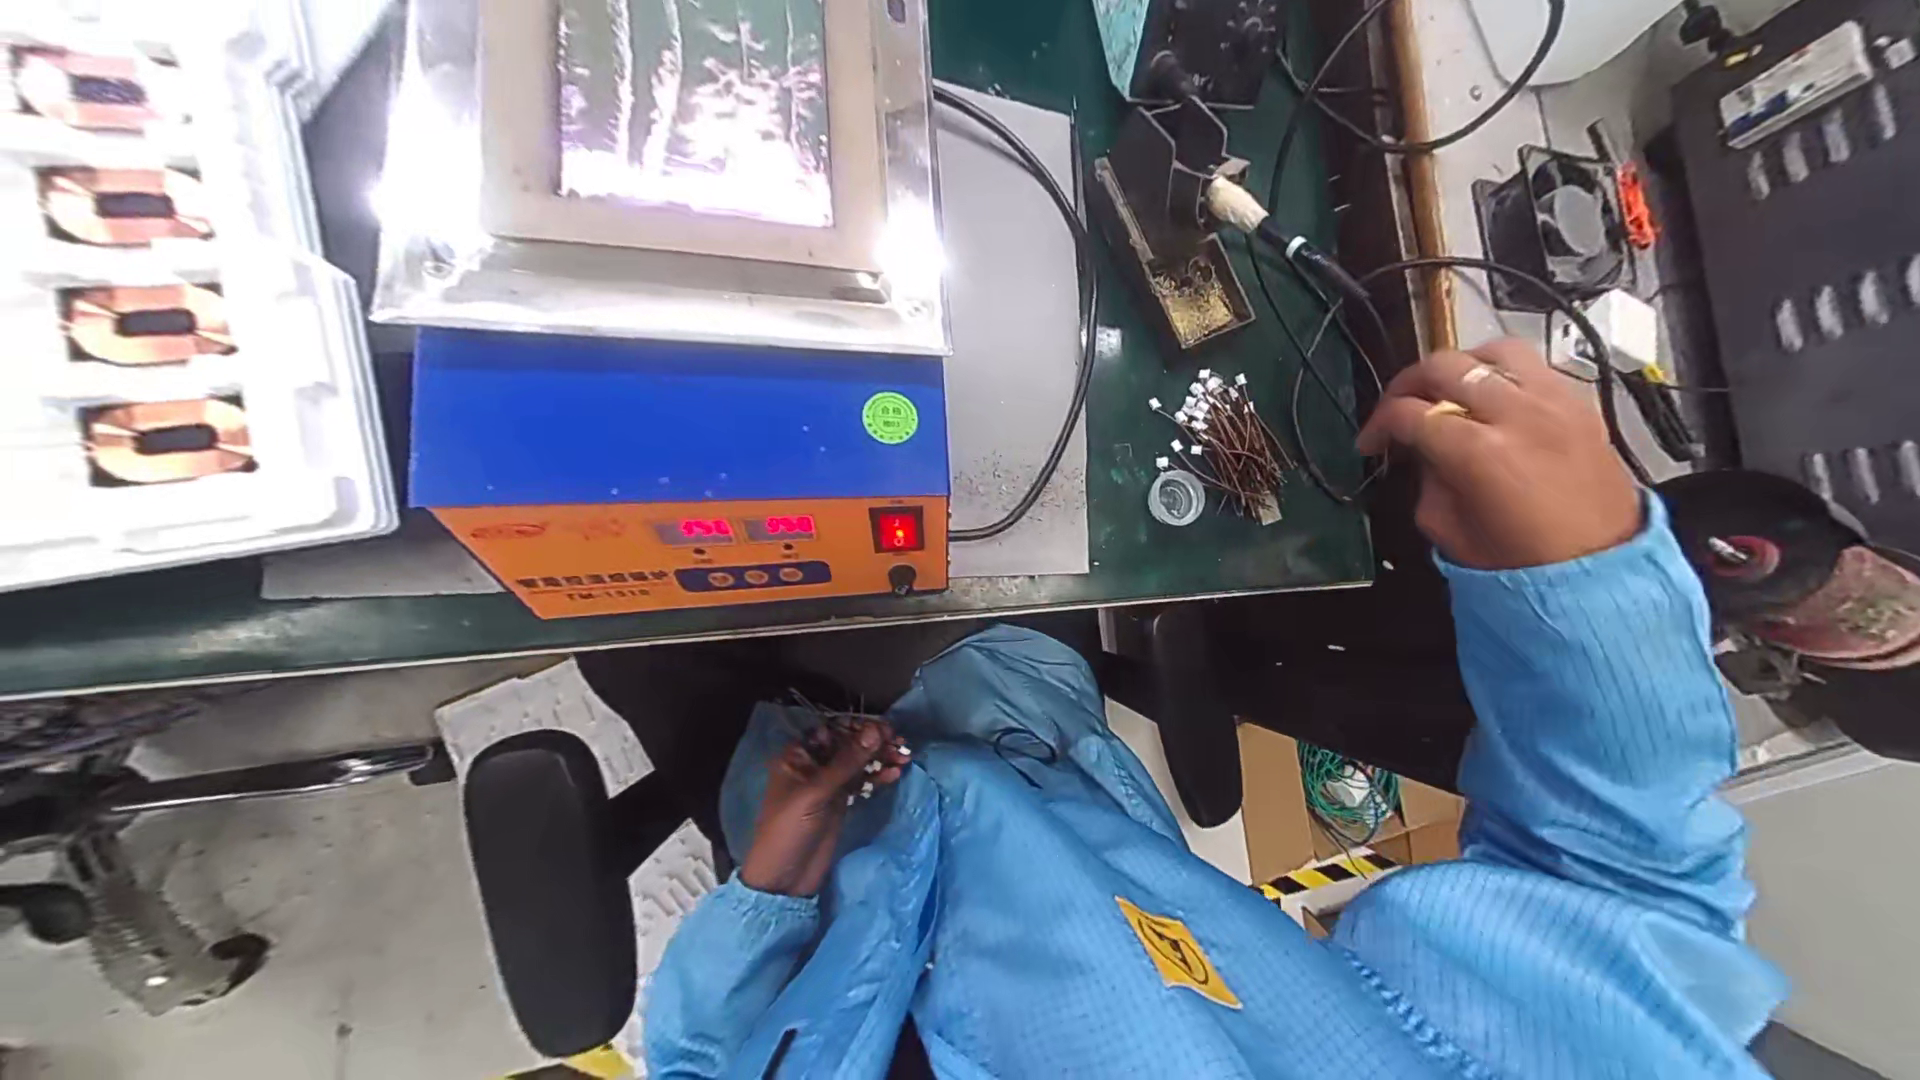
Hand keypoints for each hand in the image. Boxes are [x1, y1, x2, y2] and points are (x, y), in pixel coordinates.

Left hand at [737, 720, 908, 896]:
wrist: (784, 881)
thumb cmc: (789, 831)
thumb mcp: (815, 793)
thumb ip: (847, 762)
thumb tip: (875, 731)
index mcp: (798, 755)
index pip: (832, 729)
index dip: (858, 726)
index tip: (883, 728)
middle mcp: (814, 764)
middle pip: (849, 743)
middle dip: (874, 741)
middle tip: (899, 742)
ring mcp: (829, 783)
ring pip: (858, 760)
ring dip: (880, 757)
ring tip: (904, 757)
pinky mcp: (841, 800)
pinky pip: (862, 780)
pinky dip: (878, 775)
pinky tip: (894, 774)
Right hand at [1355, 339, 1640, 569]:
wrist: (1594, 566)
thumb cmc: (1512, 555)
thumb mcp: (1441, 522)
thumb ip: (1425, 474)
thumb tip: (1422, 447)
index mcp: (1476, 451)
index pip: (1408, 412)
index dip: (1377, 424)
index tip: (1370, 442)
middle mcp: (1517, 415)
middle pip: (1444, 367)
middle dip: (1405, 385)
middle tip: (1395, 408)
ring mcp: (1555, 403)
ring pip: (1492, 351)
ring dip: (1457, 367)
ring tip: (1444, 392)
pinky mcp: (1579, 405)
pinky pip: (1532, 366)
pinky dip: (1499, 374)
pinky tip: (1487, 399)